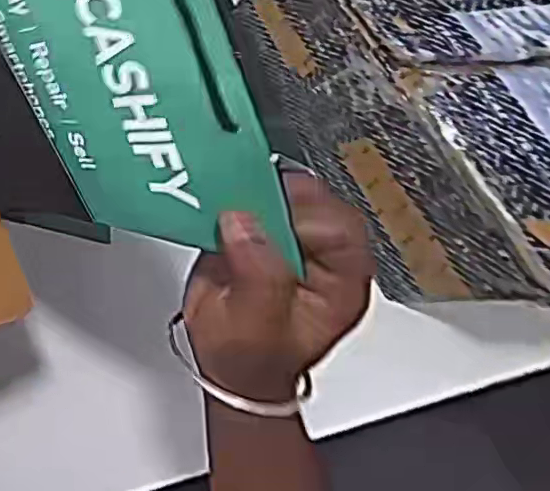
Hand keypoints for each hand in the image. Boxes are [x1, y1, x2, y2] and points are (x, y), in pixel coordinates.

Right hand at [184, 174, 373, 402]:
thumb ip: (259, 280)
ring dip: (247, 186)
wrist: (225, 363)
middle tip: (239, 190)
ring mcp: (286, 236)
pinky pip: (246, 194)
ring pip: (278, 190)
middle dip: (272, 190)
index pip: (338, 228)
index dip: (300, 215)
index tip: (262, 211)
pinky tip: (209, 196)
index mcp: (339, 282)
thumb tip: (243, 226)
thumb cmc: (250, 360)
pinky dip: (226, 190)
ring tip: (221, 191)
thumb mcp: (256, 328)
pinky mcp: (254, 225)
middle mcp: (319, 254)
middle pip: (310, 199)